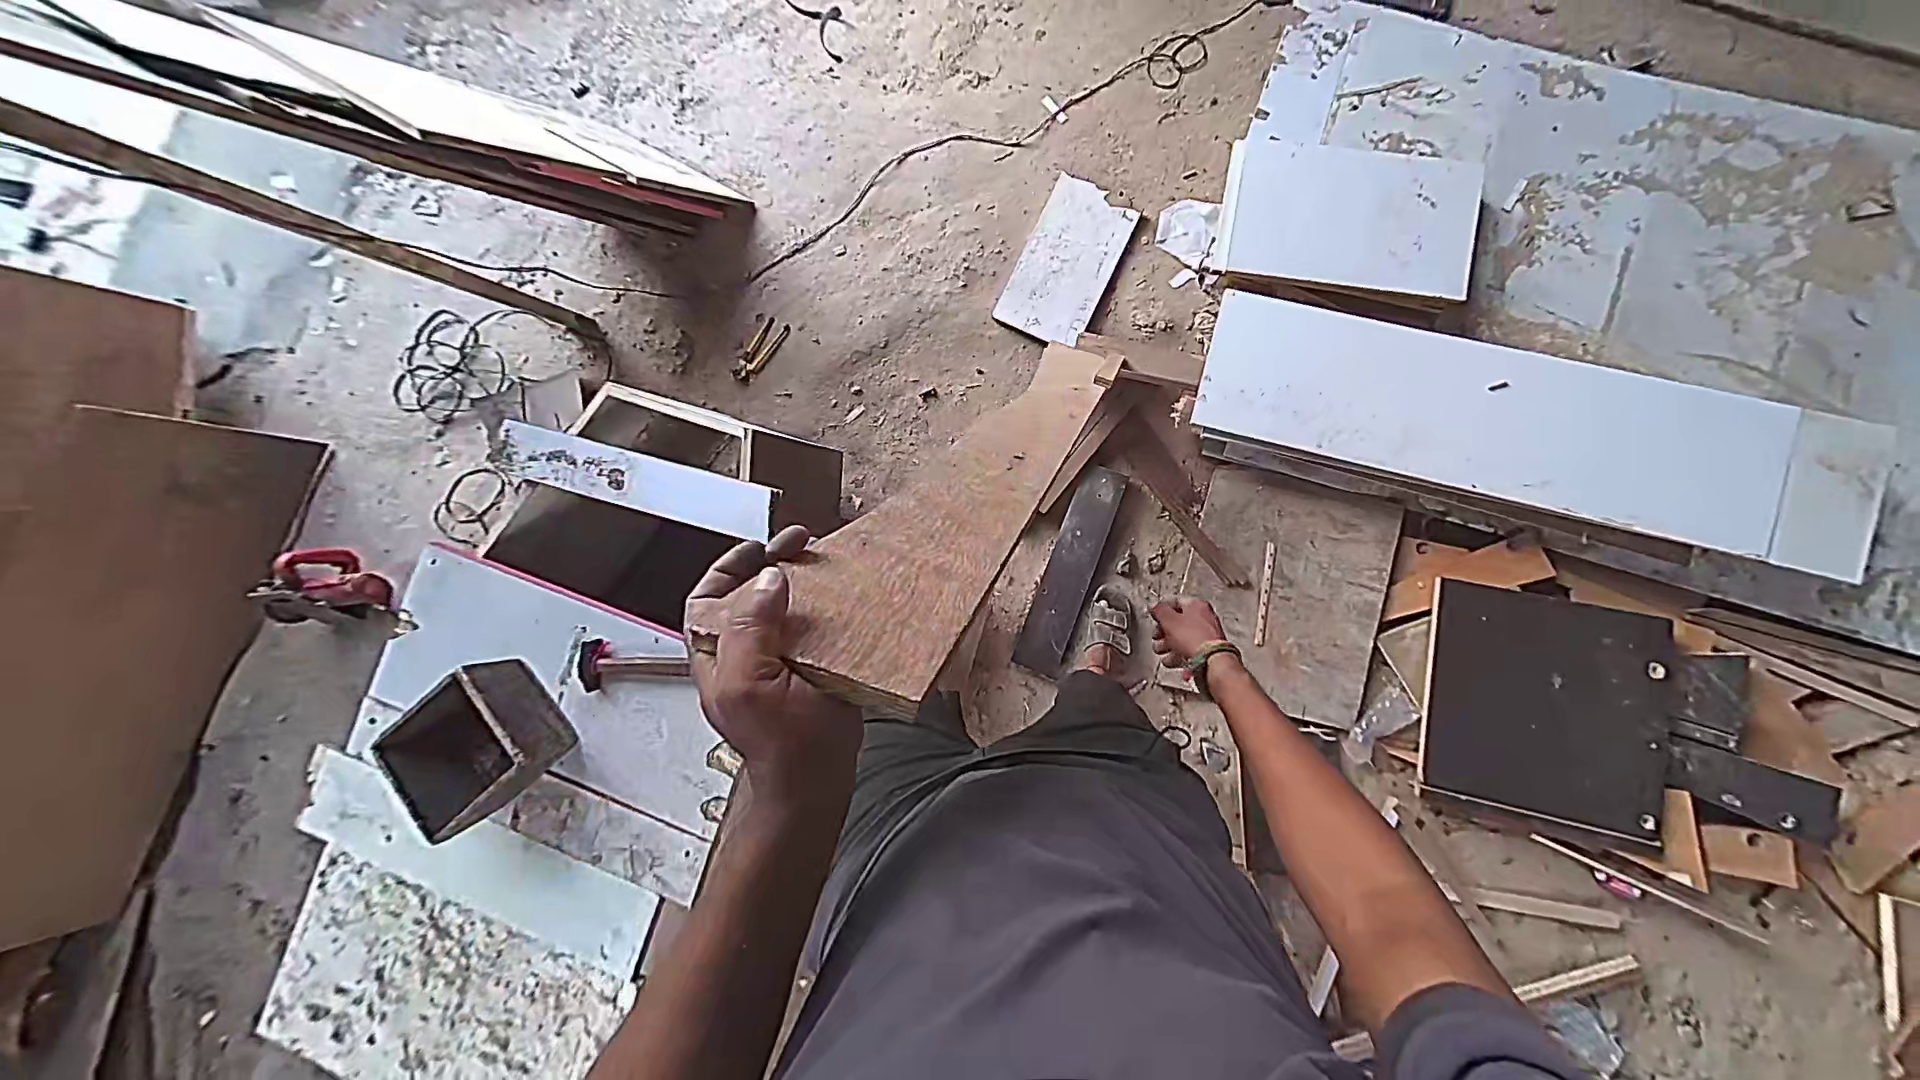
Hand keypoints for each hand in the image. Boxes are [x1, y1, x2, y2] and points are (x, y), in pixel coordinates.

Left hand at [685, 526, 861, 796]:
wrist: (818, 778)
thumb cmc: (783, 746)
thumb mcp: (751, 688)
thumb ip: (748, 632)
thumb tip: (767, 579)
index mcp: (720, 655)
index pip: (709, 599)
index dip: (730, 568)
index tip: (758, 548)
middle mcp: (748, 651)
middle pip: (752, 593)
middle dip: (773, 563)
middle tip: (799, 542)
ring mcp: (783, 657)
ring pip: (787, 604)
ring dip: (804, 578)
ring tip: (823, 558)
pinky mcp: (816, 662)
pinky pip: (819, 622)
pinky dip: (831, 602)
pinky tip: (844, 591)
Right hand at [1150, 596, 1230, 668]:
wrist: (1210, 661)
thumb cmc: (1193, 638)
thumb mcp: (1168, 620)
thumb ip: (1159, 610)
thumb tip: (1155, 607)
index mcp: (1197, 605)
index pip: (1175, 602)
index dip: (1162, 610)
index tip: (1154, 617)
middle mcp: (1205, 618)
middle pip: (1178, 622)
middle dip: (1164, 632)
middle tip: (1157, 637)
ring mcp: (1208, 636)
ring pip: (1182, 639)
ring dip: (1169, 646)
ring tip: (1163, 652)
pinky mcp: (1208, 652)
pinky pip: (1189, 652)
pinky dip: (1180, 656)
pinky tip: (1174, 661)